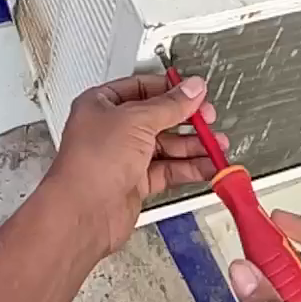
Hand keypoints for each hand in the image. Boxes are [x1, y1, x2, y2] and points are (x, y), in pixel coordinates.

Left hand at [42, 73, 227, 259]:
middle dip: (186, 120)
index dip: (170, 90)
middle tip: (209, 121)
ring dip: (192, 146)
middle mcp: (111, 128)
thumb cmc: (92, 163)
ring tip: (217, 146)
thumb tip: (191, 89)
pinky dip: (188, 168)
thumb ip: (169, 105)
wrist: (83, 214)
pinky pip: (166, 170)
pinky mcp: (134, 182)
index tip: (195, 93)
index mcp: (102, 103)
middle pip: (156, 118)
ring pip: (164, 146)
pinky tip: (207, 167)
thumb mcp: (136, 121)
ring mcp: (123, 156)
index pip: (142, 87)